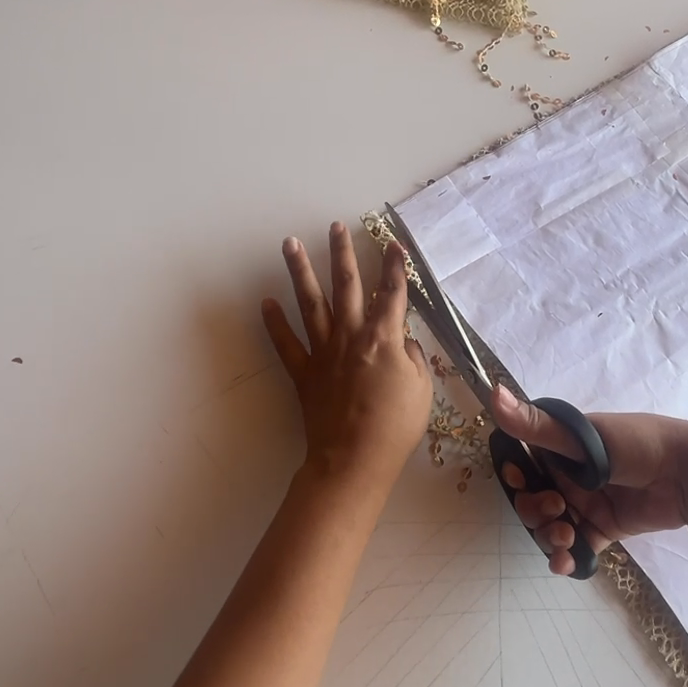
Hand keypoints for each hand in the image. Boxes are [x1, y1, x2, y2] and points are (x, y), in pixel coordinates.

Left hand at [262, 222, 429, 492]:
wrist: (353, 460)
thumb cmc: (395, 426)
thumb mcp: (422, 389)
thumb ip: (412, 357)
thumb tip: (403, 341)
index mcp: (383, 338)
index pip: (392, 294)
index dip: (395, 268)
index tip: (393, 244)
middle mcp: (351, 336)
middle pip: (347, 286)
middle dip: (342, 253)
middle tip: (335, 226)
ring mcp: (323, 352)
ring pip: (311, 303)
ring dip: (301, 271)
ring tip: (289, 244)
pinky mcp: (304, 373)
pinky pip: (286, 343)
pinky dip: (274, 323)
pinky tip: (266, 302)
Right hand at [490, 385, 687, 575]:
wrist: (686, 475)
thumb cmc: (633, 444)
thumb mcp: (580, 434)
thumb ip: (535, 424)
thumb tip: (492, 391)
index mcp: (560, 447)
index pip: (522, 464)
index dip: (515, 478)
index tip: (518, 483)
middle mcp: (568, 475)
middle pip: (532, 499)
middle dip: (534, 511)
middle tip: (555, 511)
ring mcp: (585, 503)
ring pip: (550, 527)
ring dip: (548, 536)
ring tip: (566, 539)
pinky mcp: (603, 529)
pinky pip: (576, 548)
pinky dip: (566, 558)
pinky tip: (566, 563)